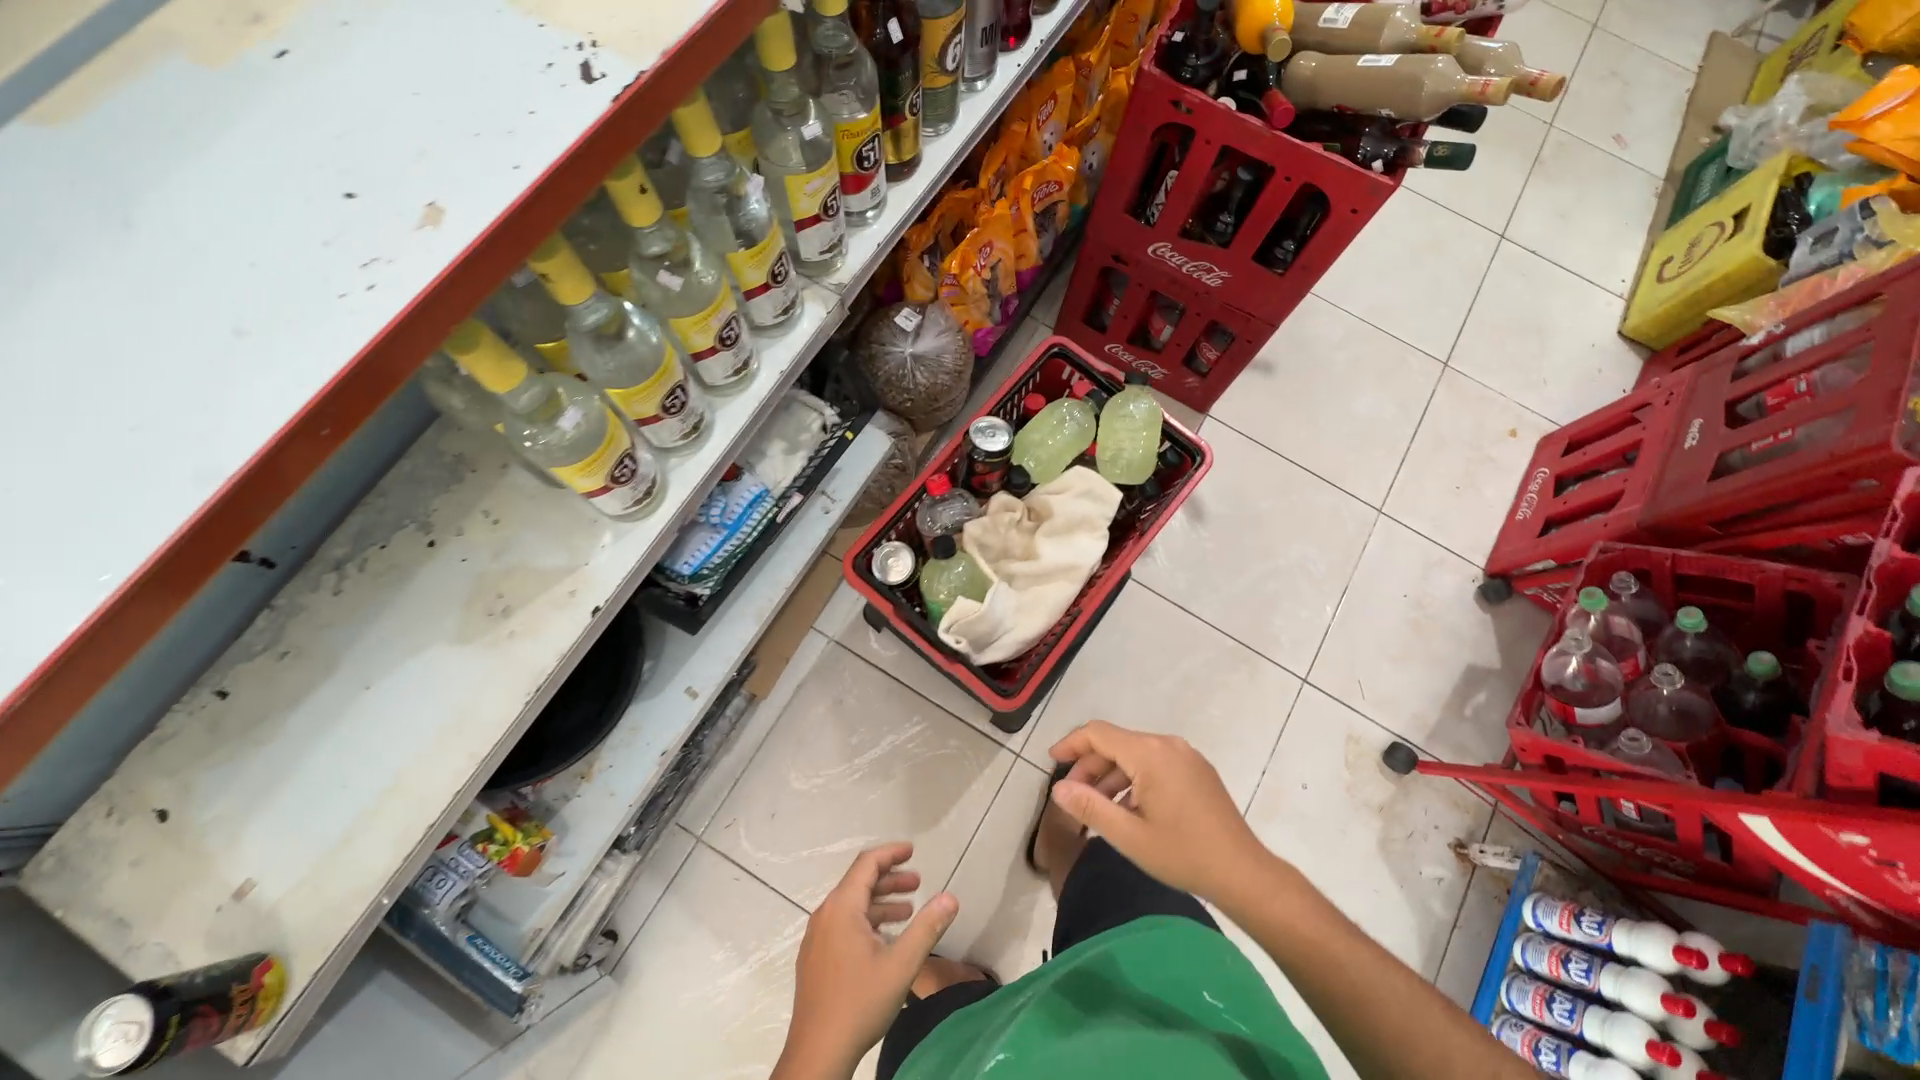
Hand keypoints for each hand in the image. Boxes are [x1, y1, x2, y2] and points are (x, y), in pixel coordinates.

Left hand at [780, 843, 958, 1077]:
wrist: (818, 1051)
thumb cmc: (860, 1002)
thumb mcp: (902, 964)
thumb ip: (928, 927)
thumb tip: (950, 897)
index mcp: (842, 908)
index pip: (866, 864)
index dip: (891, 853)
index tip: (913, 850)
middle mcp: (825, 916)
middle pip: (858, 884)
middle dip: (890, 880)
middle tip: (918, 883)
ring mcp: (817, 939)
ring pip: (851, 907)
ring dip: (880, 903)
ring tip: (908, 912)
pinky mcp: (816, 960)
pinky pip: (843, 926)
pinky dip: (867, 922)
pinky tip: (885, 941)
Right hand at [1047, 721, 1271, 903]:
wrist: (1242, 872)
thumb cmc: (1182, 854)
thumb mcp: (1128, 836)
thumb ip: (1089, 807)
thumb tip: (1058, 788)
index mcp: (1151, 754)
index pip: (1098, 733)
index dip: (1071, 744)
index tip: (1051, 762)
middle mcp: (1169, 745)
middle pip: (1117, 743)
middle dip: (1090, 767)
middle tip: (1073, 799)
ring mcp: (1187, 757)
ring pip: (1135, 754)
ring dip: (1111, 776)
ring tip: (1097, 809)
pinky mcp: (1197, 771)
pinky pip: (1155, 764)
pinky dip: (1133, 779)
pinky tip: (1128, 809)